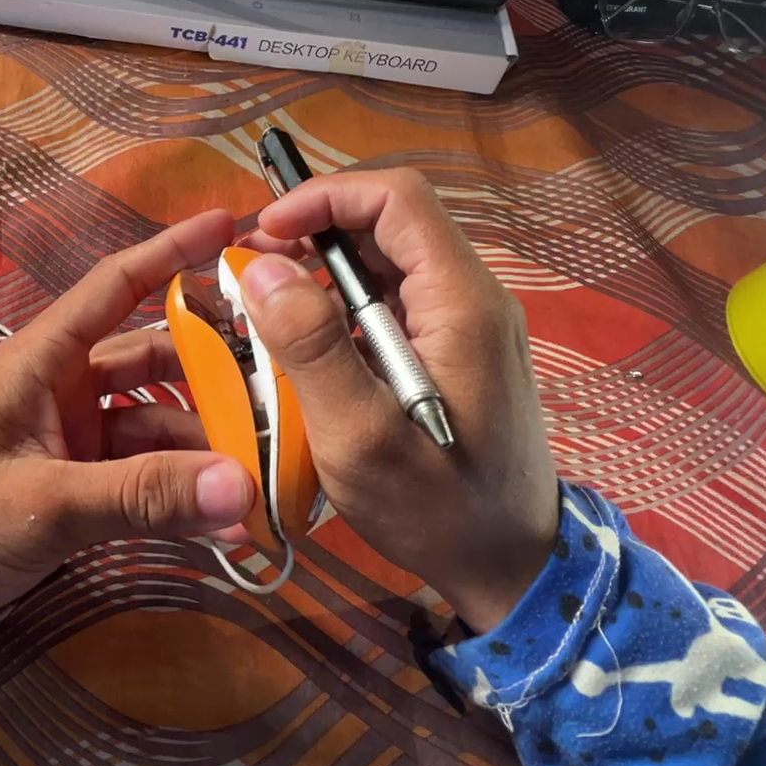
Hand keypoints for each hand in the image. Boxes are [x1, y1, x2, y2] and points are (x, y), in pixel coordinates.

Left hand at [0, 210, 256, 613]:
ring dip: (203, 439)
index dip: (170, 252)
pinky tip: (220, 510)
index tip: (228, 227)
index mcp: (45, 358)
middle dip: (212, 370)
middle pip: (154, 357)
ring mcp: (76, 430)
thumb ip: (139, 496)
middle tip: (280, 386)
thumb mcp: (44, 501)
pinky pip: (144, 467)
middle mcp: (67, 383)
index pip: (115, 286)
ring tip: (264, 465)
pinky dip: (179, 483)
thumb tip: (241, 489)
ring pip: (157, 418)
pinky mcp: (80, 474)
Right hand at [240, 169, 558, 630]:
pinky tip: (306, 334)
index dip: (325, 196)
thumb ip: (312, 346)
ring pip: (388, 257)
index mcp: (461, 301)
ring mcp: (465, 321)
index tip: (265, 230)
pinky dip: (340, 298)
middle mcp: (471, 296)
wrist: (512, 569)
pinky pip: (391, 296)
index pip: (397, 199)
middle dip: (315, 228)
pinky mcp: (452, 347)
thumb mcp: (360, 435)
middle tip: (253, 266)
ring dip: (323, 264)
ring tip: (267, 297)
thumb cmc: (437, 509)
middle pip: (391, 221)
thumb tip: (263, 266)